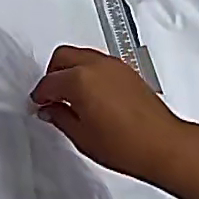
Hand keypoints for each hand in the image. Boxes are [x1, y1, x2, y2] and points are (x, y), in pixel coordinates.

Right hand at [30, 46, 198, 185]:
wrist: (160, 142)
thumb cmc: (124, 143)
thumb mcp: (81, 136)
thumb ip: (60, 117)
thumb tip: (50, 109)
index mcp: (80, 79)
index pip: (49, 81)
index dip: (40, 95)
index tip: (38, 105)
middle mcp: (97, 65)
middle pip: (63, 56)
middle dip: (52, 74)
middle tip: (49, 96)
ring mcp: (113, 64)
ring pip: (81, 55)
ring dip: (70, 70)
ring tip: (69, 97)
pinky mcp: (126, 69)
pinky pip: (98, 61)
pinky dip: (87, 71)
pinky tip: (89, 94)